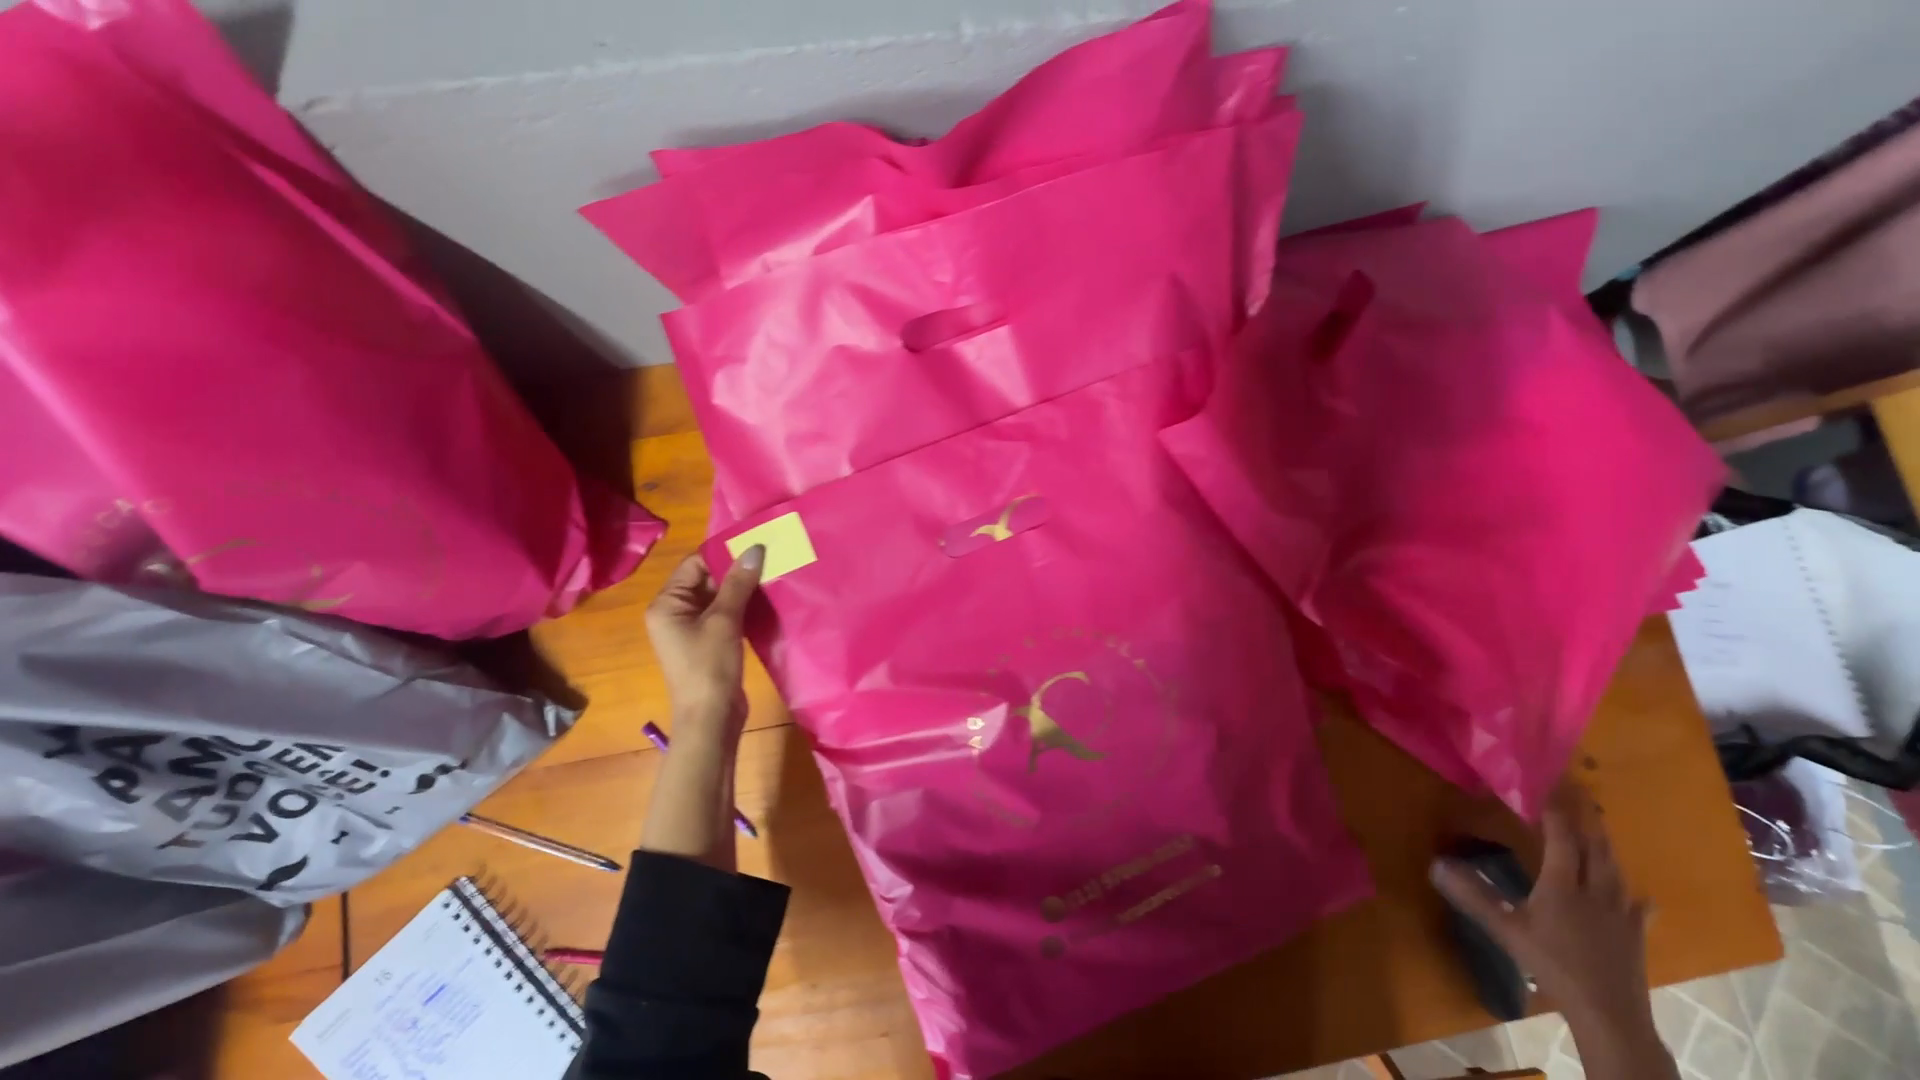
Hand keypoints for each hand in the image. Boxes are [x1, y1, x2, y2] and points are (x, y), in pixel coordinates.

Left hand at [645, 547, 764, 732]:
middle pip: (705, 580)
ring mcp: (690, 630)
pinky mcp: (708, 644)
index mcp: (666, 604)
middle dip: (735, 570)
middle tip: (770, 557)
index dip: (723, 553)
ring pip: (717, 598)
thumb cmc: (709, 667)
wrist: (711, 719)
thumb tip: (755, 549)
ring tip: (772, 574)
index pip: (694, 564)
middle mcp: (674, 613)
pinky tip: (766, 601)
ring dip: (742, 589)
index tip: (755, 544)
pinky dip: (742, 608)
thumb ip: (738, 583)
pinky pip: (724, 616)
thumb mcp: (724, 621)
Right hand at [1430, 785, 1652, 1031]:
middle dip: (1586, 819)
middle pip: (1595, 846)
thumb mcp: (1506, 931)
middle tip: (1580, 795)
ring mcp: (1621, 911)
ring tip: (1599, 830)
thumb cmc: (1552, 966)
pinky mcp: (1636, 933)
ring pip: (1615, 869)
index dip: (1555, 811)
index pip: (1561, 837)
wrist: (1609, 1011)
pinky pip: (1636, 905)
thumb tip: (1436, 864)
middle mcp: (1595, 889)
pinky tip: (1638, 896)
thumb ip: (1474, 897)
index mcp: (1562, 884)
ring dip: (1605, 846)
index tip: (1549, 786)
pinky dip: (1632, 893)